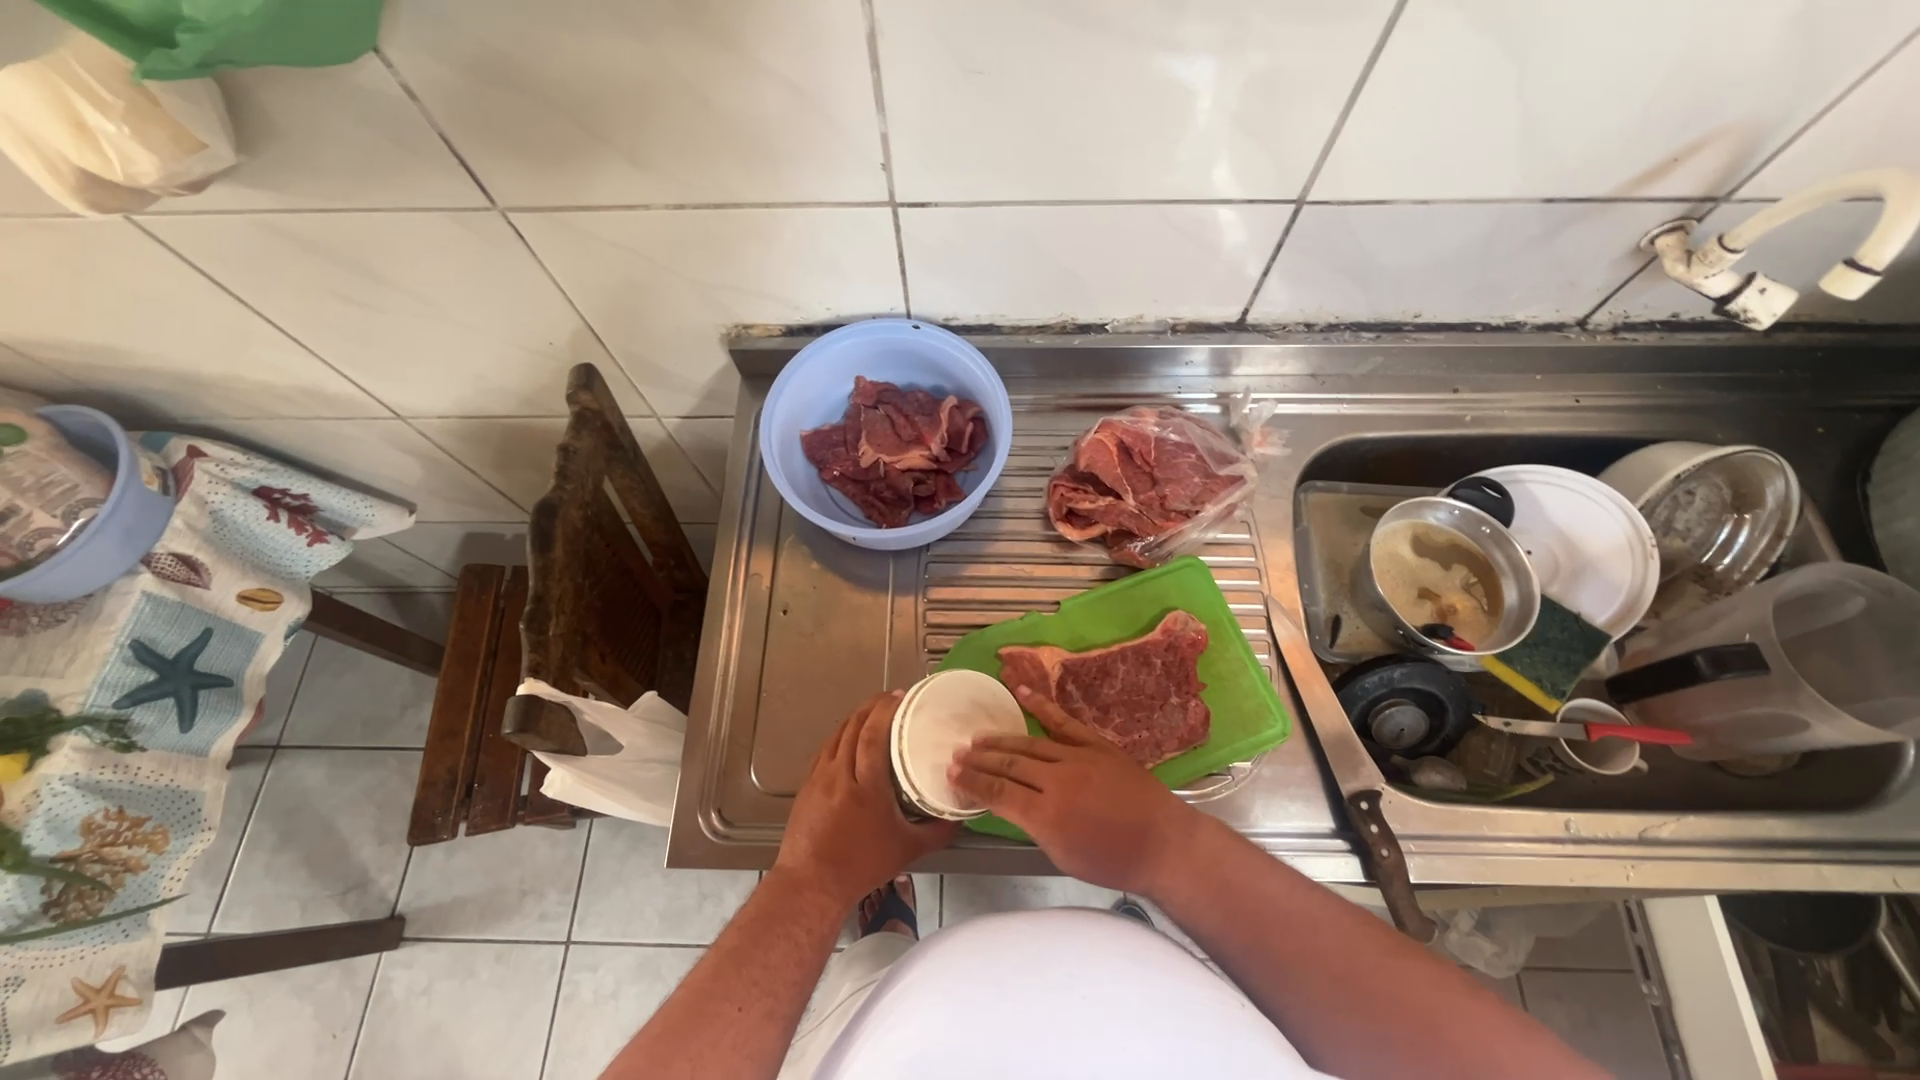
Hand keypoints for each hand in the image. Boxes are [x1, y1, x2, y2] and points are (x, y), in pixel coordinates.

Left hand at [773, 691, 957, 908]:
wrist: (811, 883)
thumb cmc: (862, 866)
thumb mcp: (908, 850)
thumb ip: (938, 831)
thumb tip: (960, 816)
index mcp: (867, 785)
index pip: (873, 734)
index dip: (886, 710)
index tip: (900, 697)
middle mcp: (840, 774)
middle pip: (853, 727)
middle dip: (872, 706)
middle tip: (891, 698)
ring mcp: (819, 778)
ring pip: (837, 736)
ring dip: (855, 719)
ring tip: (873, 712)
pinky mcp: (806, 786)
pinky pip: (825, 751)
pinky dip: (840, 737)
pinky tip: (848, 739)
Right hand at [949, 685, 1204, 896]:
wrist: (1163, 844)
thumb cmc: (1113, 861)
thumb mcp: (1062, 856)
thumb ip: (1034, 827)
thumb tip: (1013, 805)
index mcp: (1046, 815)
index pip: (997, 793)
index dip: (971, 782)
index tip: (951, 774)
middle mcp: (1057, 781)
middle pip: (1008, 765)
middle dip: (979, 760)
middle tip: (956, 755)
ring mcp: (1079, 758)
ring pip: (1029, 743)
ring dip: (1000, 740)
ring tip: (978, 739)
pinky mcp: (1097, 745)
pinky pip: (1064, 721)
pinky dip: (1041, 705)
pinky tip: (1021, 693)